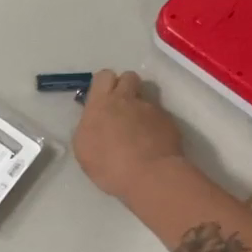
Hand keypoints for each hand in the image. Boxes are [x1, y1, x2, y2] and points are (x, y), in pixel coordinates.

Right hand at [73, 69, 188, 199]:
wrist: (150, 175)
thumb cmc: (109, 166)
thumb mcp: (84, 149)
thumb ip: (88, 127)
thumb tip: (93, 119)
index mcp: (102, 104)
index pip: (103, 76)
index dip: (104, 85)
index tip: (102, 100)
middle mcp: (127, 99)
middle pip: (128, 77)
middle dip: (125, 88)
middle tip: (121, 109)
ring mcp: (150, 108)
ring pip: (145, 97)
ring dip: (140, 107)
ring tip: (138, 130)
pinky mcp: (168, 120)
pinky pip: (159, 115)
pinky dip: (154, 125)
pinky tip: (151, 143)